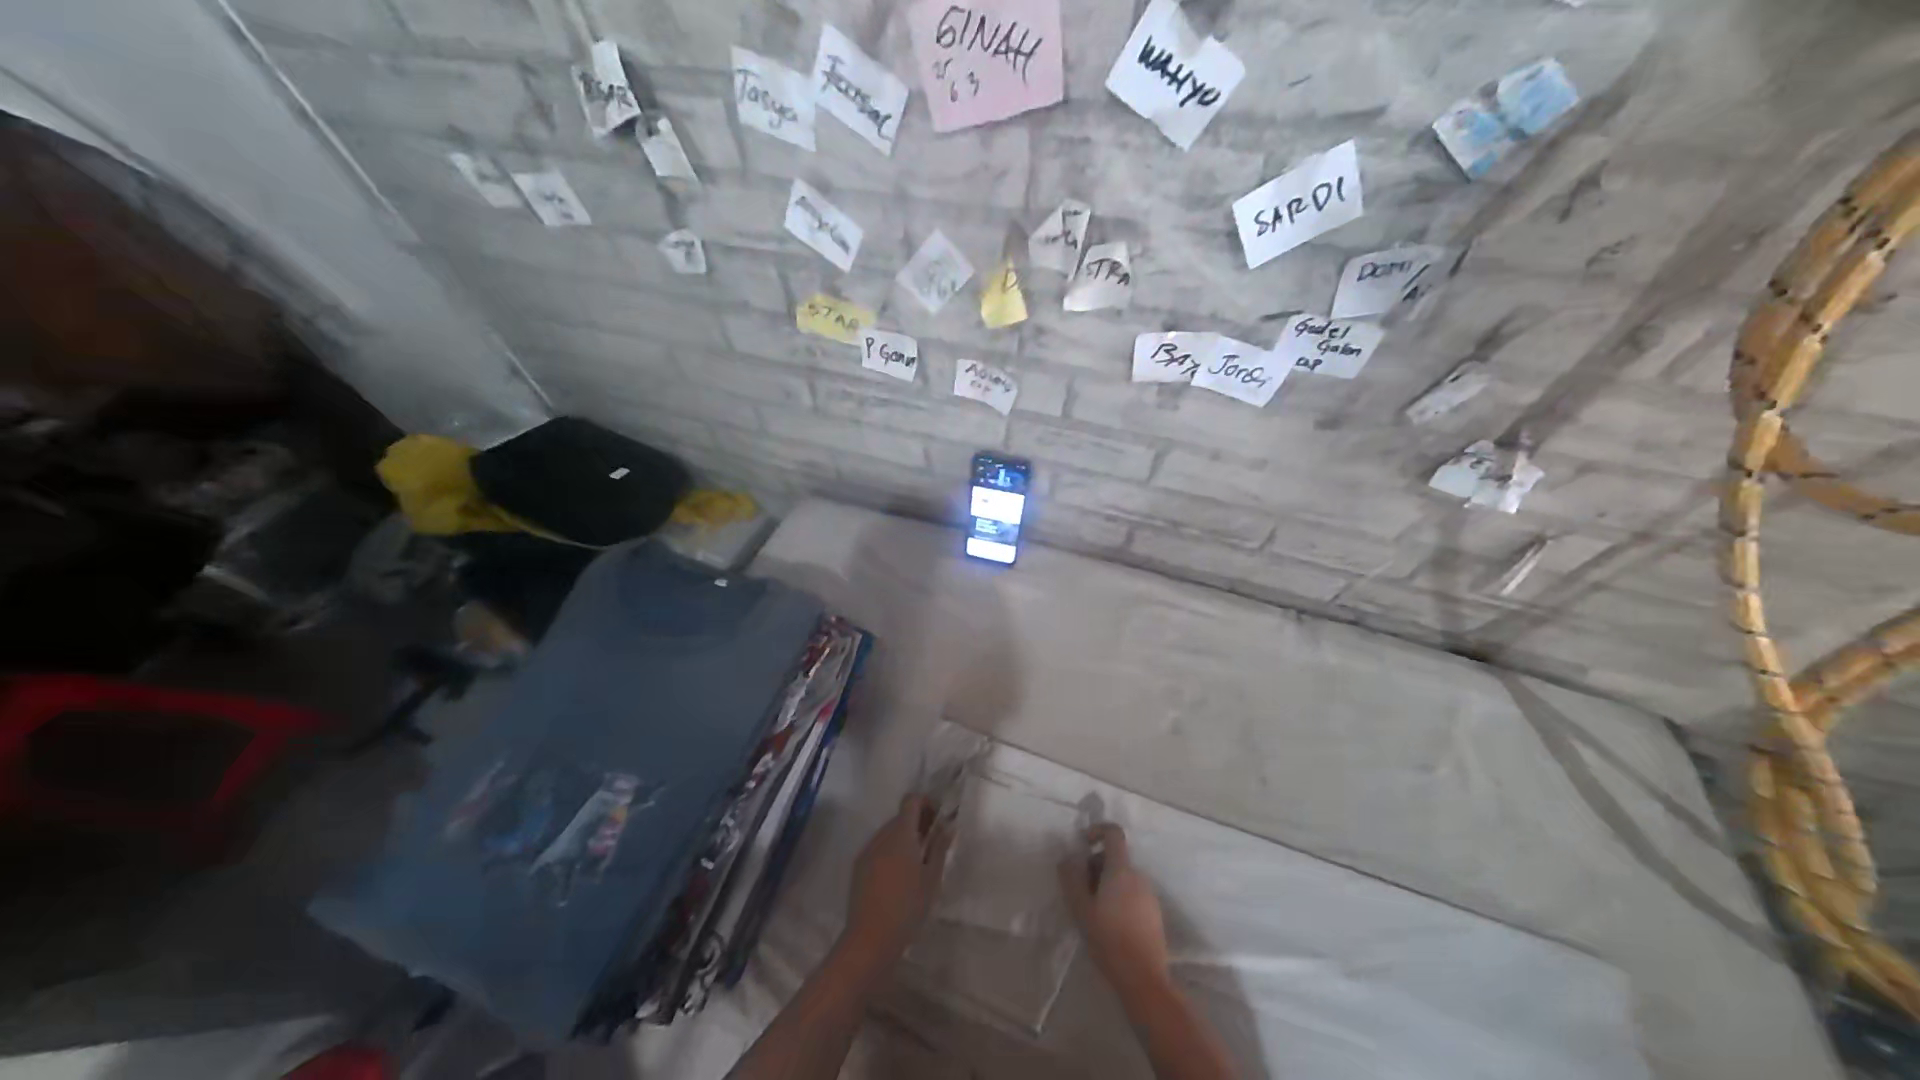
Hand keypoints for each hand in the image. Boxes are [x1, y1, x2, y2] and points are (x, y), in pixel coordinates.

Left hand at [841, 794, 952, 965]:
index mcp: (900, 833)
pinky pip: (878, 849)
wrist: (870, 938)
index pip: (911, 800)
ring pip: (888, 833)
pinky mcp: (858, 867)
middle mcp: (881, 835)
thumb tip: (948, 825)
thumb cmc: (908, 906)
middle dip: (918, 824)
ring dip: (904, 839)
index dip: (926, 803)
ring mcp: (867, 851)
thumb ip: (939, 847)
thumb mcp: (932, 878)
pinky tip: (898, 878)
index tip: (938, 822)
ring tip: (917, 866)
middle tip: (933, 846)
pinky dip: (890, 853)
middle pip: (900, 817)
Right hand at [1057, 825, 1170, 990]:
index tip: (1082, 845)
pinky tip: (1109, 923)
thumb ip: (1071, 878)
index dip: (1097, 831)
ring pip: (1123, 876)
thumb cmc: (1108, 939)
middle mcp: (1139, 876)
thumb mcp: (1080, 908)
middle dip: (1095, 865)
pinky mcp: (1154, 912)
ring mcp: (1149, 895)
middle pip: (1115, 857)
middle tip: (1080, 890)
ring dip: (1105, 883)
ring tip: (1092, 910)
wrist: (1143, 978)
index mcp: (1121, 870)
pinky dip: (1118, 896)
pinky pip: (1132, 892)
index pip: (1114, 833)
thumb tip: (1068, 858)